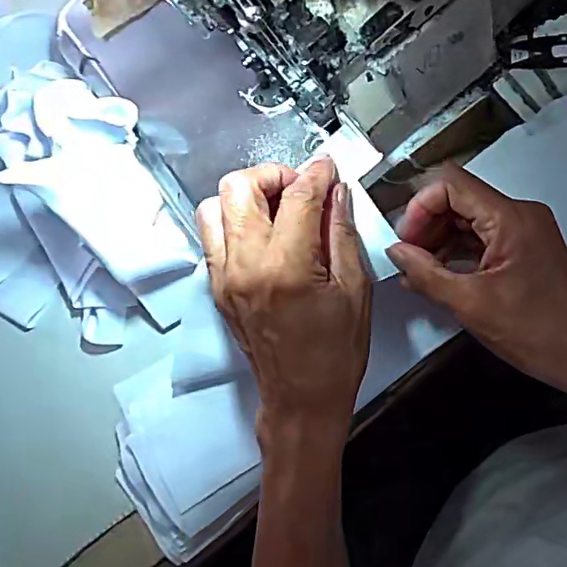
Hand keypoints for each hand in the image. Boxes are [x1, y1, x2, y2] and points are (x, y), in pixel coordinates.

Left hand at [197, 157, 371, 455]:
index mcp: (286, 268)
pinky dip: (233, 219)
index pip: (297, 197)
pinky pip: (211, 234)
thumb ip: (342, 233)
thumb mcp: (355, 289)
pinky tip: (263, 230)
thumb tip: (337, 194)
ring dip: (247, 195)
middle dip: (274, 175)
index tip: (328, 168)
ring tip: (277, 207)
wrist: (300, 398)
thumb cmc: (333, 355)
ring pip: (215, 205)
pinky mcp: (217, 287)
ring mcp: (225, 276)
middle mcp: (246, 267)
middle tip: (300, 187)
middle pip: (241, 187)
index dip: (317, 174)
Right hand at [387, 163, 566, 404]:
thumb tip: (397, 253)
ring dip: (439, 239)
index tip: (406, 237)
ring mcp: (524, 230)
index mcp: (512, 220)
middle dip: (427, 225)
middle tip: (408, 255)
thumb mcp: (469, 304)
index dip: (421, 207)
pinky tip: (438, 273)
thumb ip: (425, 274)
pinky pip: (481, 236)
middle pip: (458, 199)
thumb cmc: (539, 333)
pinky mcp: (523, 246)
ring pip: (467, 218)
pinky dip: (457, 250)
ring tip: (418, 269)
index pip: (452, 185)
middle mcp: (521, 215)